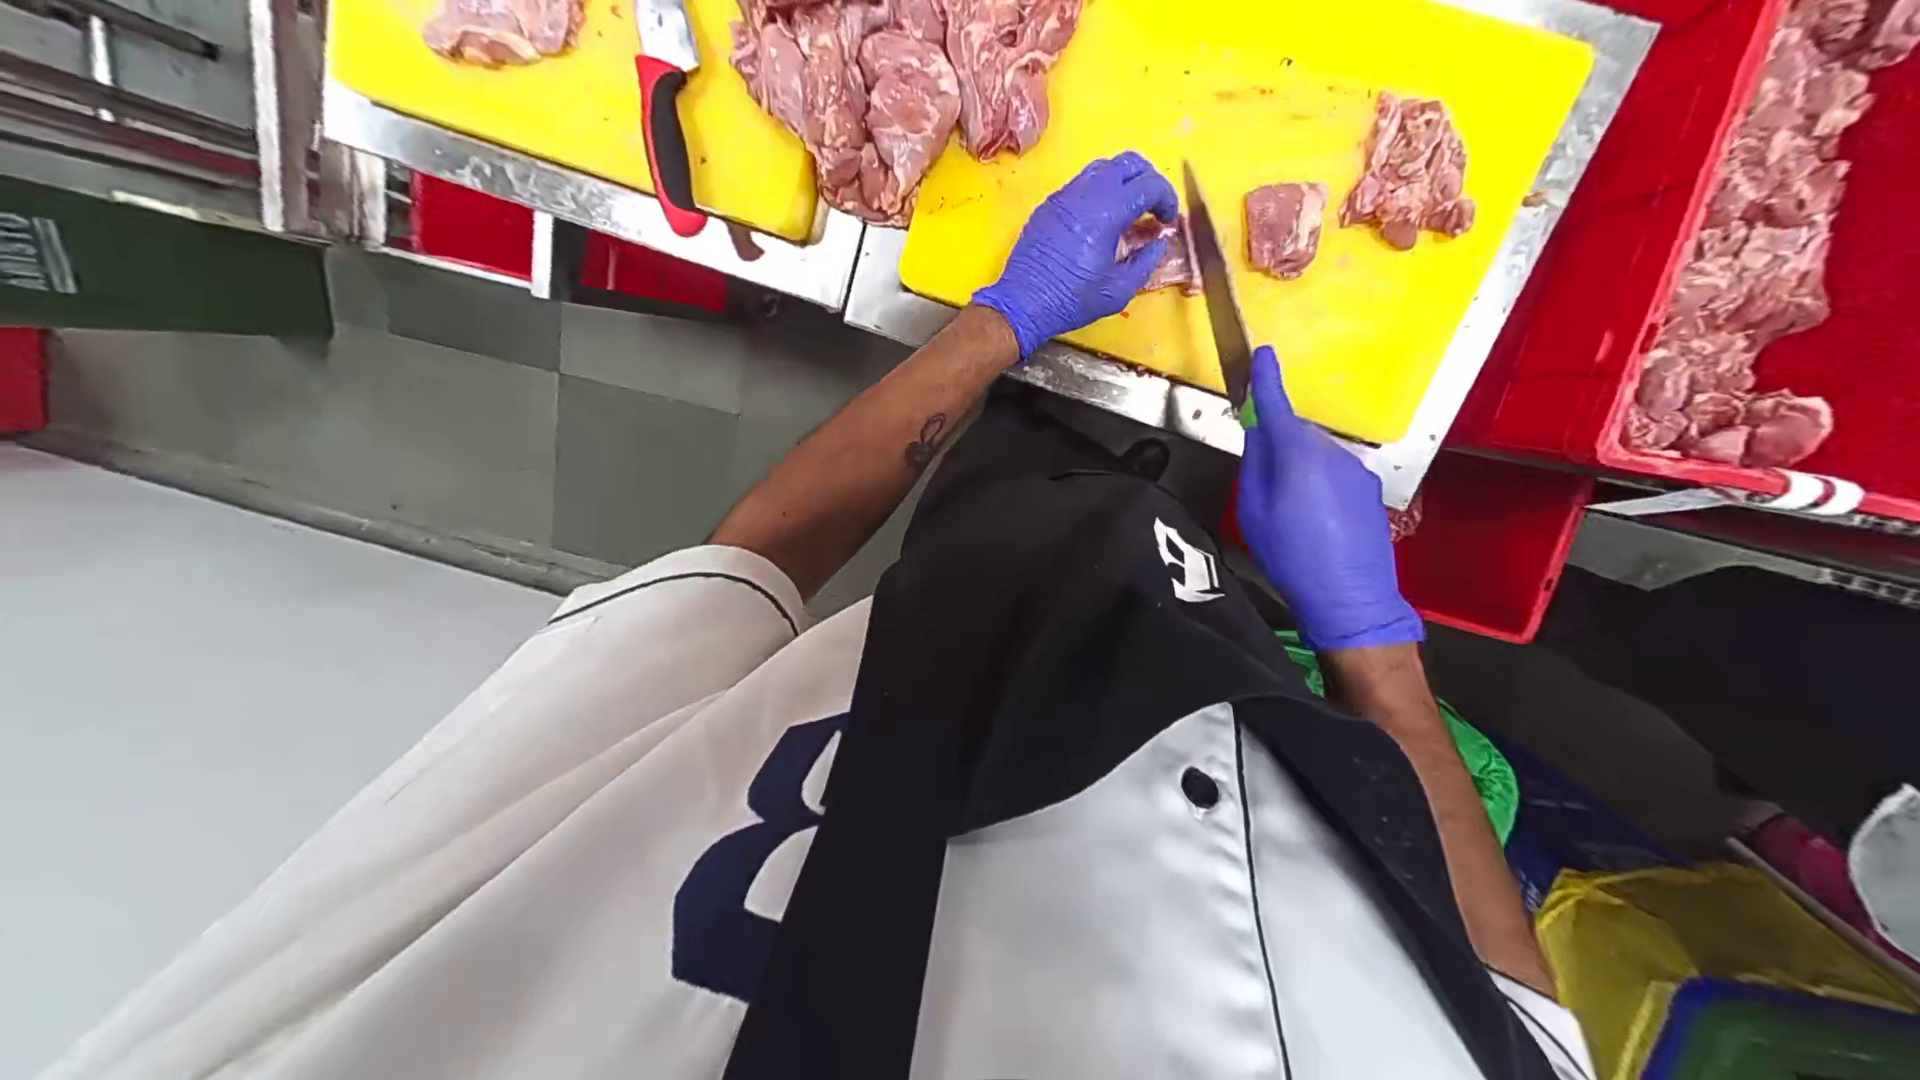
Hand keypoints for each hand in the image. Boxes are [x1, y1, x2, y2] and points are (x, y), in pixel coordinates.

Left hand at [972, 152, 1178, 357]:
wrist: (1023, 304)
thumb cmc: (1071, 300)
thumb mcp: (1118, 290)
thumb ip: (1146, 262)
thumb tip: (1159, 242)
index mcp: (1107, 211)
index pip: (1149, 184)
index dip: (1167, 199)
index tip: (1167, 222)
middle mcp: (1085, 193)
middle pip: (1128, 163)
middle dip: (1148, 180)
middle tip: (1153, 208)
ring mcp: (1064, 196)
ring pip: (1103, 168)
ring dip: (1123, 182)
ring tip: (1128, 212)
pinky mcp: (1049, 206)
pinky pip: (1081, 184)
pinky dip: (1100, 192)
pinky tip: (1101, 220)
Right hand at [1238, 346, 1423, 649]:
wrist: (1350, 596)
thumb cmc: (1289, 553)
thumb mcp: (1253, 509)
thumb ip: (1254, 464)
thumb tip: (1257, 430)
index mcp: (1297, 454)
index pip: (1276, 406)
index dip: (1266, 381)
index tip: (1264, 354)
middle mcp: (1331, 453)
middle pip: (1296, 434)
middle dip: (1276, 444)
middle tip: (1259, 484)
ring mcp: (1356, 471)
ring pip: (1316, 455)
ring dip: (1297, 468)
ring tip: (1287, 511)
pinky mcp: (1369, 490)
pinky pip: (1334, 473)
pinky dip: (1317, 483)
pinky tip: (1312, 519)